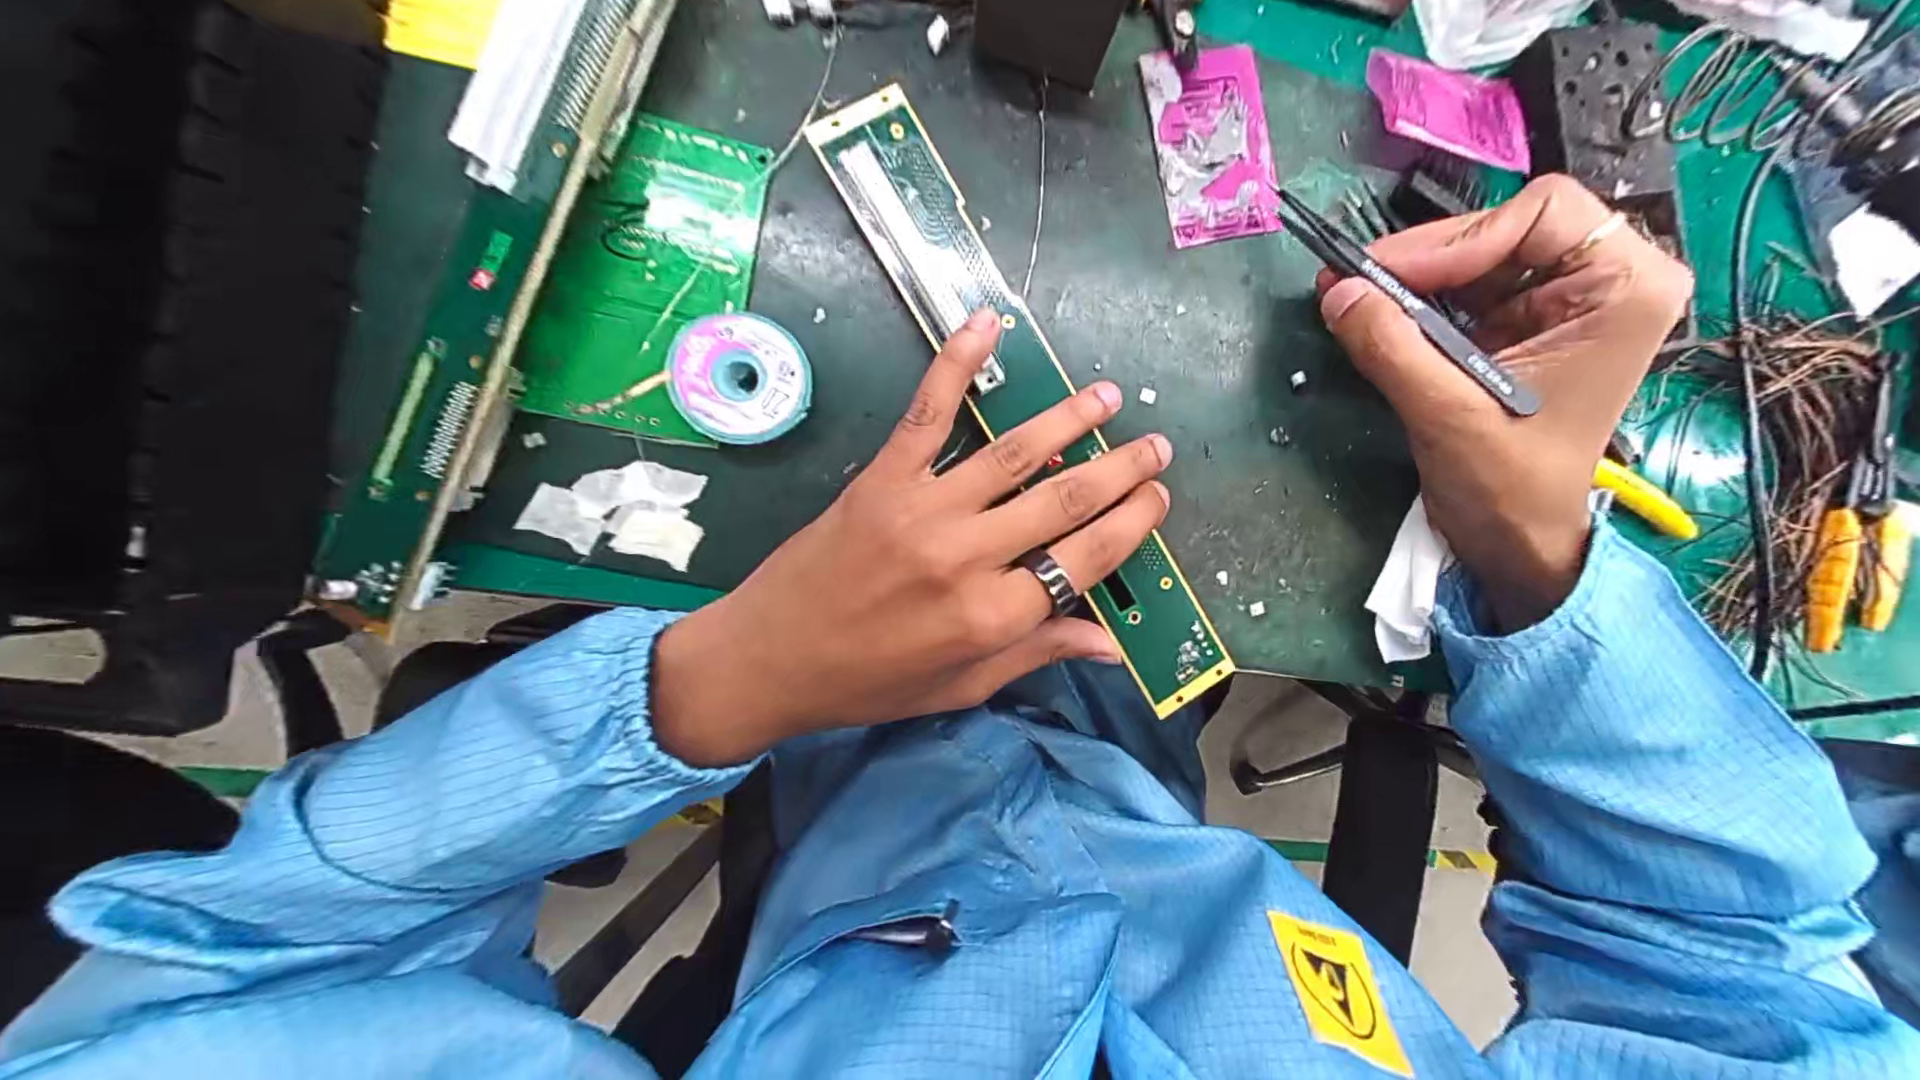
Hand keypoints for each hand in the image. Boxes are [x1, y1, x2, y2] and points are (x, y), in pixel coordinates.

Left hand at [652, 309, 1173, 765]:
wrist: (770, 660)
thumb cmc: (870, 684)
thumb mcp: (961, 685)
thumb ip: (1037, 652)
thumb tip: (1110, 644)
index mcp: (993, 617)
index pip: (1087, 559)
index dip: (1132, 525)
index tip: (1157, 499)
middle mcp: (968, 556)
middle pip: (1065, 499)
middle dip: (1121, 471)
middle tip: (1154, 447)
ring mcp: (923, 509)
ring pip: (1014, 452)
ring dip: (1069, 419)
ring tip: (1107, 397)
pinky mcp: (881, 478)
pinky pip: (927, 413)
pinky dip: (956, 365)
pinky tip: (986, 327)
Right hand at [1317, 175, 1692, 630]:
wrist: (1511, 536)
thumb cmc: (1506, 484)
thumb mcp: (1446, 413)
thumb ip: (1392, 347)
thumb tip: (1339, 292)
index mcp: (1621, 291)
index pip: (1540, 215)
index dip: (1457, 239)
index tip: (1385, 276)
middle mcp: (1595, 285)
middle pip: (1499, 232)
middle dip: (1421, 259)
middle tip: (1351, 283)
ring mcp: (1550, 308)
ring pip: (1469, 261)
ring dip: (1408, 280)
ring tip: (1352, 298)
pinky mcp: (1509, 331)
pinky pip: (1453, 295)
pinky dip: (1409, 303)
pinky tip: (1373, 316)